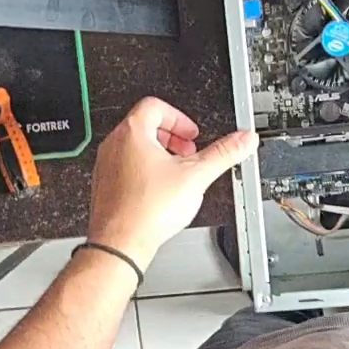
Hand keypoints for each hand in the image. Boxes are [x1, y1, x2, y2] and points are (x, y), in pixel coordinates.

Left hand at [87, 97, 258, 267]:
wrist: (120, 242)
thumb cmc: (146, 210)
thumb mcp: (196, 176)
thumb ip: (223, 154)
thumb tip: (243, 140)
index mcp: (133, 133)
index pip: (156, 106)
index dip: (180, 118)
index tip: (192, 134)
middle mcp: (114, 145)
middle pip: (145, 126)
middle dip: (171, 138)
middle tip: (187, 153)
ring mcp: (106, 166)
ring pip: (134, 149)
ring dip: (158, 155)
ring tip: (176, 174)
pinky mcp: (105, 186)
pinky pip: (125, 169)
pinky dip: (144, 173)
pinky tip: (159, 193)